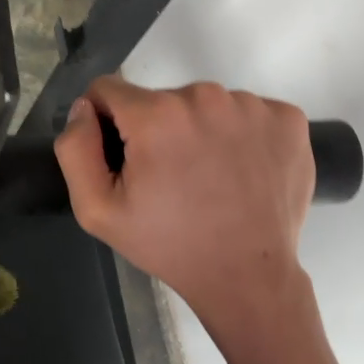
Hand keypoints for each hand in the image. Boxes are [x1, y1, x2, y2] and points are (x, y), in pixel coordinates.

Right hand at [53, 76, 313, 333]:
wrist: (247, 275)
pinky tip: (238, 173)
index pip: (109, 89)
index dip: (105, 123)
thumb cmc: (167, 244)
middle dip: (155, 131)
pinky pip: (246, 113)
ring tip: (206, 179)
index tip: (122, 160)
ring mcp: (253, 106)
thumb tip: (84, 109)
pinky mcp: (288, 119)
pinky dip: (237, 136)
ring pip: (203, 105)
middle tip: (167, 180)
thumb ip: (76, 150)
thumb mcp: (96, 210)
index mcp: (157, 115)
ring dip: (198, 132)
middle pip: (159, 99)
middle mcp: (206, 96)